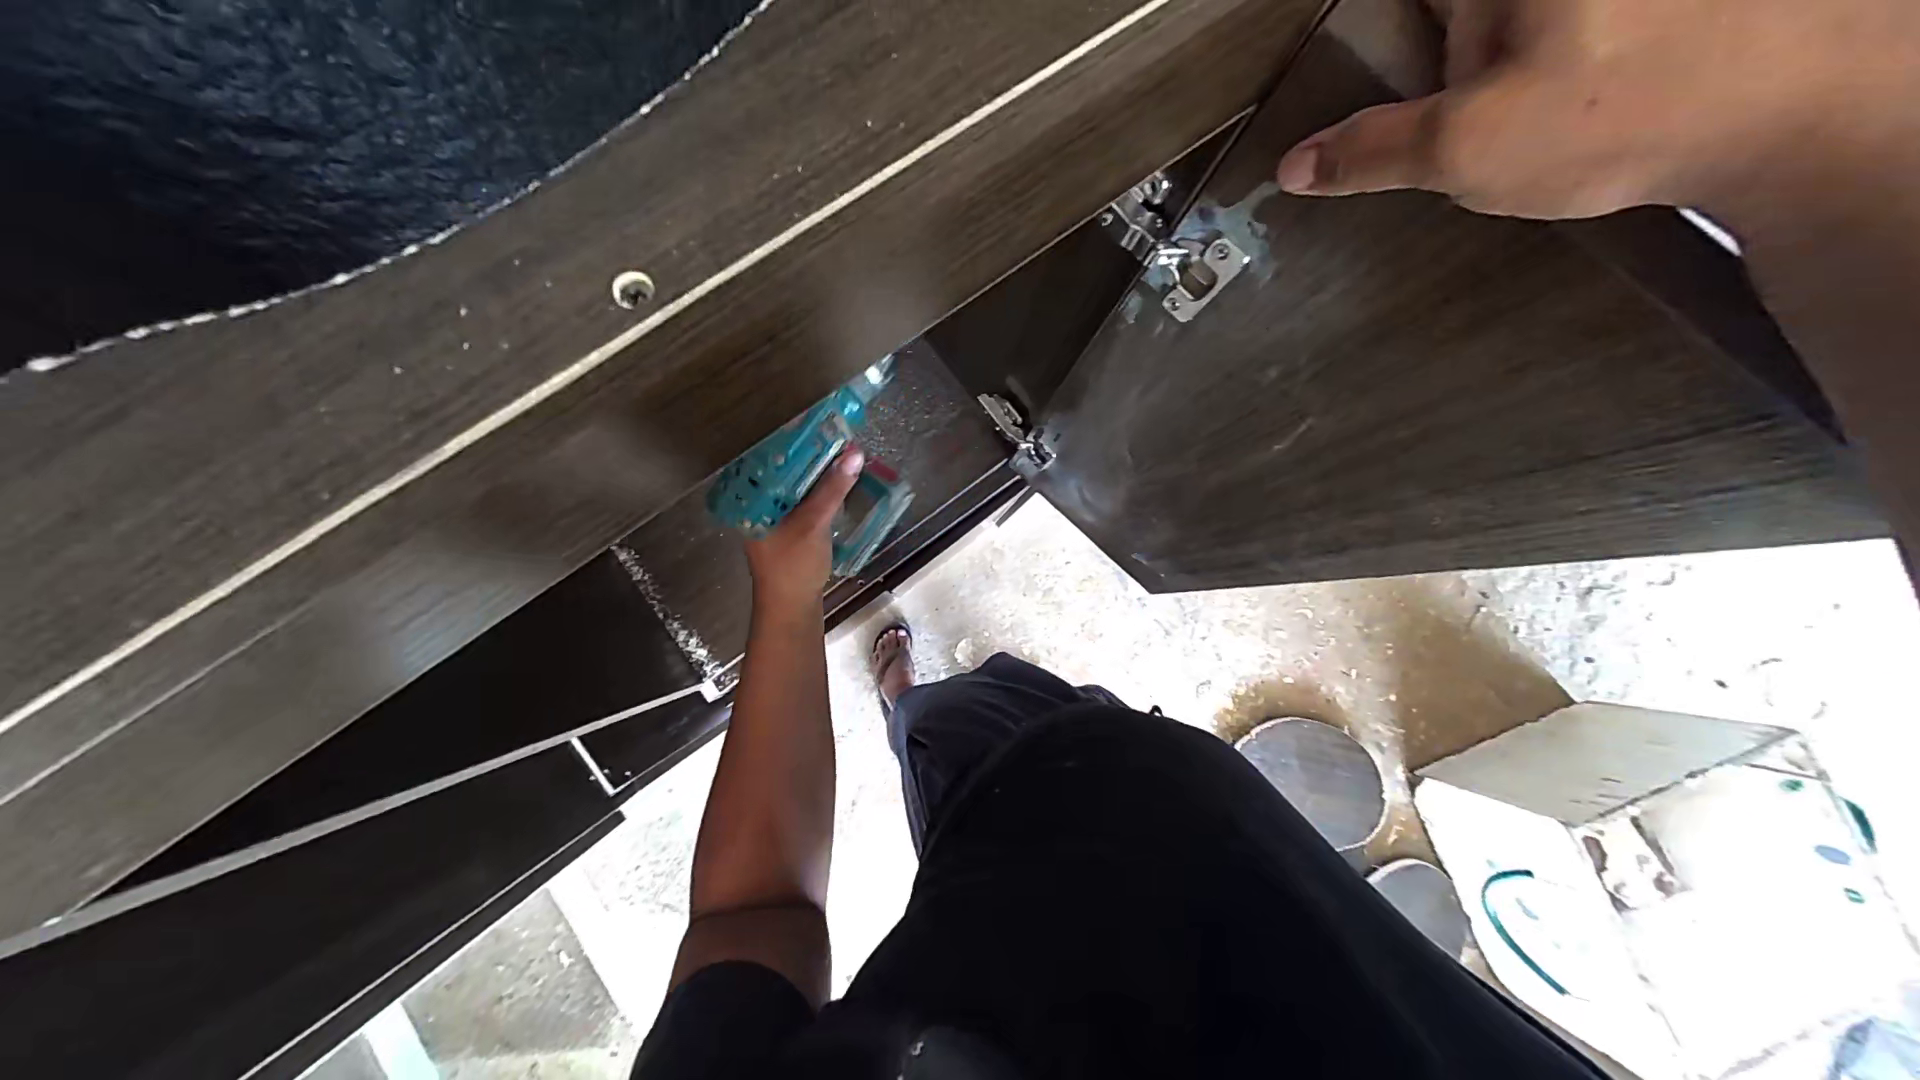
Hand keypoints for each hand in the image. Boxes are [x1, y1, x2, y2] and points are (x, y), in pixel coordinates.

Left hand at [743, 447, 863, 610]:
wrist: (792, 608)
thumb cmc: (794, 566)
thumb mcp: (814, 522)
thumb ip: (832, 488)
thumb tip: (854, 453)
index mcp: (751, 499)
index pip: (766, 458)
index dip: (791, 439)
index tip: (817, 424)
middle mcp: (756, 504)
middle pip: (781, 470)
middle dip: (808, 454)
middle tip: (834, 435)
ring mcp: (771, 518)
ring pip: (793, 485)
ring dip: (816, 472)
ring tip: (839, 453)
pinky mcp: (786, 529)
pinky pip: (801, 499)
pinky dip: (818, 489)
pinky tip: (835, 482)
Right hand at [1275, 0, 1918, 225]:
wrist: (1790, 111)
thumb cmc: (1615, 116)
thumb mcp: (1464, 148)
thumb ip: (1368, 152)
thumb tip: (1290, 167)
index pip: (1384, 3)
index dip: (1356, 30)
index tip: (1339, 71)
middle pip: (1431, 11)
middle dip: (1408, 52)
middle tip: (1396, 117)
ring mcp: (1566, 0)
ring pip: (1470, 23)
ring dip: (1447, 62)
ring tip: (1465, 120)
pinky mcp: (1602, 13)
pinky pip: (1512, 34)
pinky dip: (1486, 65)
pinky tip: (1504, 106)